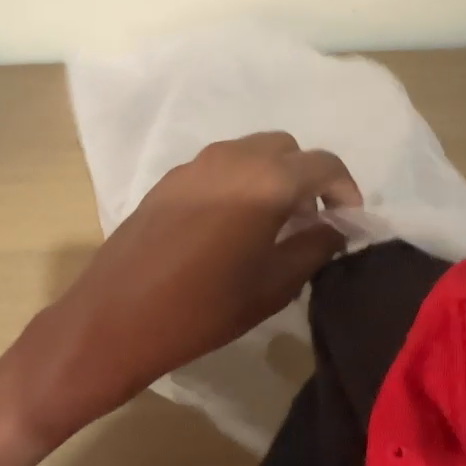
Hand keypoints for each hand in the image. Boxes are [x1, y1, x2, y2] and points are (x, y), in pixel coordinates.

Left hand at [10, 132, 361, 444]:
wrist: (116, 316)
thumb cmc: (203, 308)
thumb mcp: (272, 286)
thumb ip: (313, 247)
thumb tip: (335, 228)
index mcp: (264, 179)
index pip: (322, 164)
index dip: (345, 189)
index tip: (349, 220)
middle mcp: (229, 158)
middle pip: (284, 149)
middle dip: (306, 178)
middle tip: (310, 221)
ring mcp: (192, 166)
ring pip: (247, 153)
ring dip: (270, 177)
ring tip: (272, 225)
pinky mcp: (166, 182)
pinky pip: (216, 168)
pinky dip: (237, 183)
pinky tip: (232, 226)